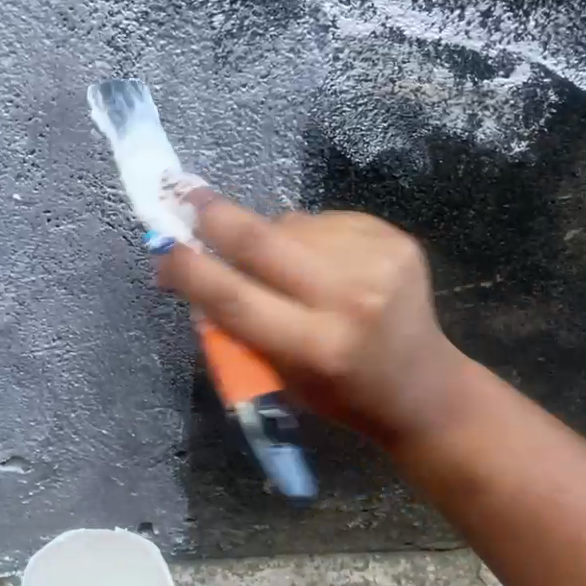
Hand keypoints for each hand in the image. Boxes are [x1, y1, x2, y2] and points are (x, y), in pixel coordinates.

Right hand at [155, 190, 478, 449]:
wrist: (424, 388)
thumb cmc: (338, 392)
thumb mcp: (279, 375)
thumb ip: (235, 322)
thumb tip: (185, 265)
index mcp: (314, 347)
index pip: (233, 296)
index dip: (189, 267)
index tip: (162, 246)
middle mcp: (348, 300)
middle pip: (259, 239)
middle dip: (213, 215)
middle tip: (185, 194)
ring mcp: (376, 263)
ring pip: (290, 224)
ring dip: (268, 233)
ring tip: (277, 259)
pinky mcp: (393, 239)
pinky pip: (323, 220)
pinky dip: (306, 234)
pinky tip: (318, 258)